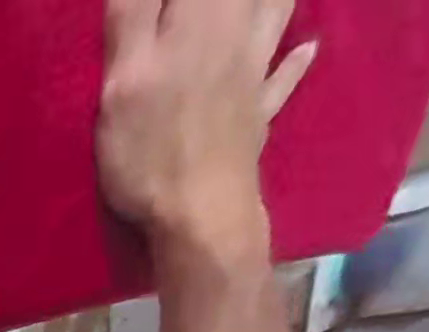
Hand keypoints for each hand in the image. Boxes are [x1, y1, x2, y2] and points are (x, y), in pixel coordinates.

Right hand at [96, 0, 316, 251]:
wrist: (197, 214)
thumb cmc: (148, 155)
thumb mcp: (123, 84)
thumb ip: (131, 18)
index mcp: (194, 22)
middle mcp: (232, 33)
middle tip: (191, 7)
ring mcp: (252, 73)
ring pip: (277, 8)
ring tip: (267, 2)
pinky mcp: (257, 113)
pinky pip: (286, 76)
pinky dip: (297, 61)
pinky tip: (305, 49)